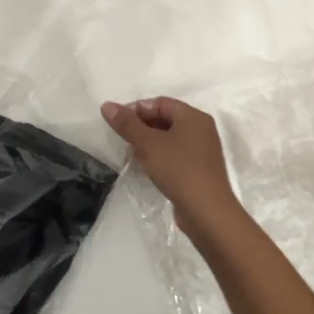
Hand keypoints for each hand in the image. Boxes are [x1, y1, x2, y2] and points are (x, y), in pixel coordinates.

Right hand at [100, 97, 241, 232]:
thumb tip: (107, 105)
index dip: (136, 109)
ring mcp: (202, 150)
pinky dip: (160, 156)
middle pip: (166, 119)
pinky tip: (148, 167)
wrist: (206, 210)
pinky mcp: (200, 169)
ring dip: (149, 143)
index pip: (160, 103)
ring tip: (132, 154)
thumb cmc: (178, 169)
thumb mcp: (147, 144)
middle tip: (123, 139)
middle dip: (141, 126)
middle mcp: (201, 129)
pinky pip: (176, 154)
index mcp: (193, 116)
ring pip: (170, 138)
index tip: (118, 123)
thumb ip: (127, 123)